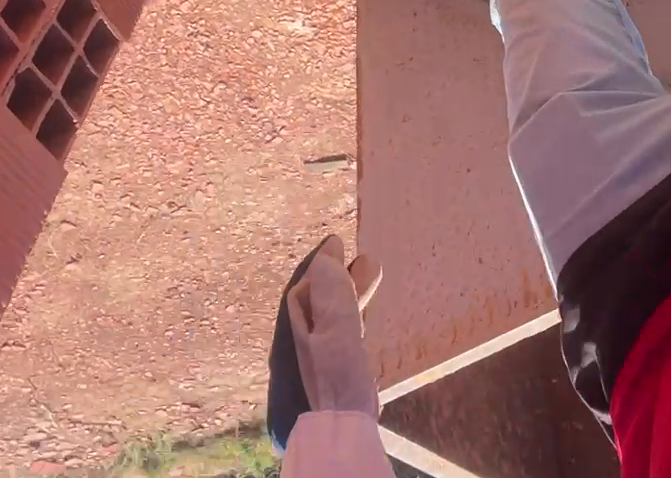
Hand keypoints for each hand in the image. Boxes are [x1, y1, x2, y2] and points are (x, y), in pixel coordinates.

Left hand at [267, 236, 382, 450]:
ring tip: (372, 277)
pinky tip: (366, 318)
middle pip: (319, 300)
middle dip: (341, 277)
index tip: (338, 241)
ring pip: (331, 316)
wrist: (342, 428)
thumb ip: (333, 291)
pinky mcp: (332, 373)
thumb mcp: (336, 326)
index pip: (306, 285)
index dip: (322, 262)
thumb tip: (329, 252)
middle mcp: (301, 341)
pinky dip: (353, 316)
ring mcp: (316, 359)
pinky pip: (340, 333)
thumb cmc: (337, 374)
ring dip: (350, 294)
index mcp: (297, 326)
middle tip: (366, 260)